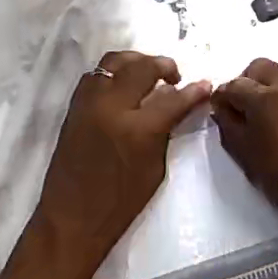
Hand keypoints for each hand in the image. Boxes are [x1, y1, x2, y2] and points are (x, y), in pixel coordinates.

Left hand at [32, 51, 212, 271]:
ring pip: (114, 61)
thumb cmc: (120, 203)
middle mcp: (111, 107)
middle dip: (163, 66)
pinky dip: (114, 72)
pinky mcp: (74, 105)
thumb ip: (165, 130)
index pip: (173, 98)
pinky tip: (125, 84)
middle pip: (142, 68)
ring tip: (149, 74)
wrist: (72, 216)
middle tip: (175, 76)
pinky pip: (96, 75)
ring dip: (136, 62)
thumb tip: (176, 103)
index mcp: (138, 129)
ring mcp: (88, 102)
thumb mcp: (155, 168)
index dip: (193, 91)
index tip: (205, 85)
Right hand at [211, 59, 277, 254]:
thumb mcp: (249, 158)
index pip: (234, 85)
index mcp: (266, 99)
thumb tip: (225, 110)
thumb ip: (231, 127)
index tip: (223, 110)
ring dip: (274, 91)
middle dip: (248, 83)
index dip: (224, 97)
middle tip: (247, 110)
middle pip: (260, 68)